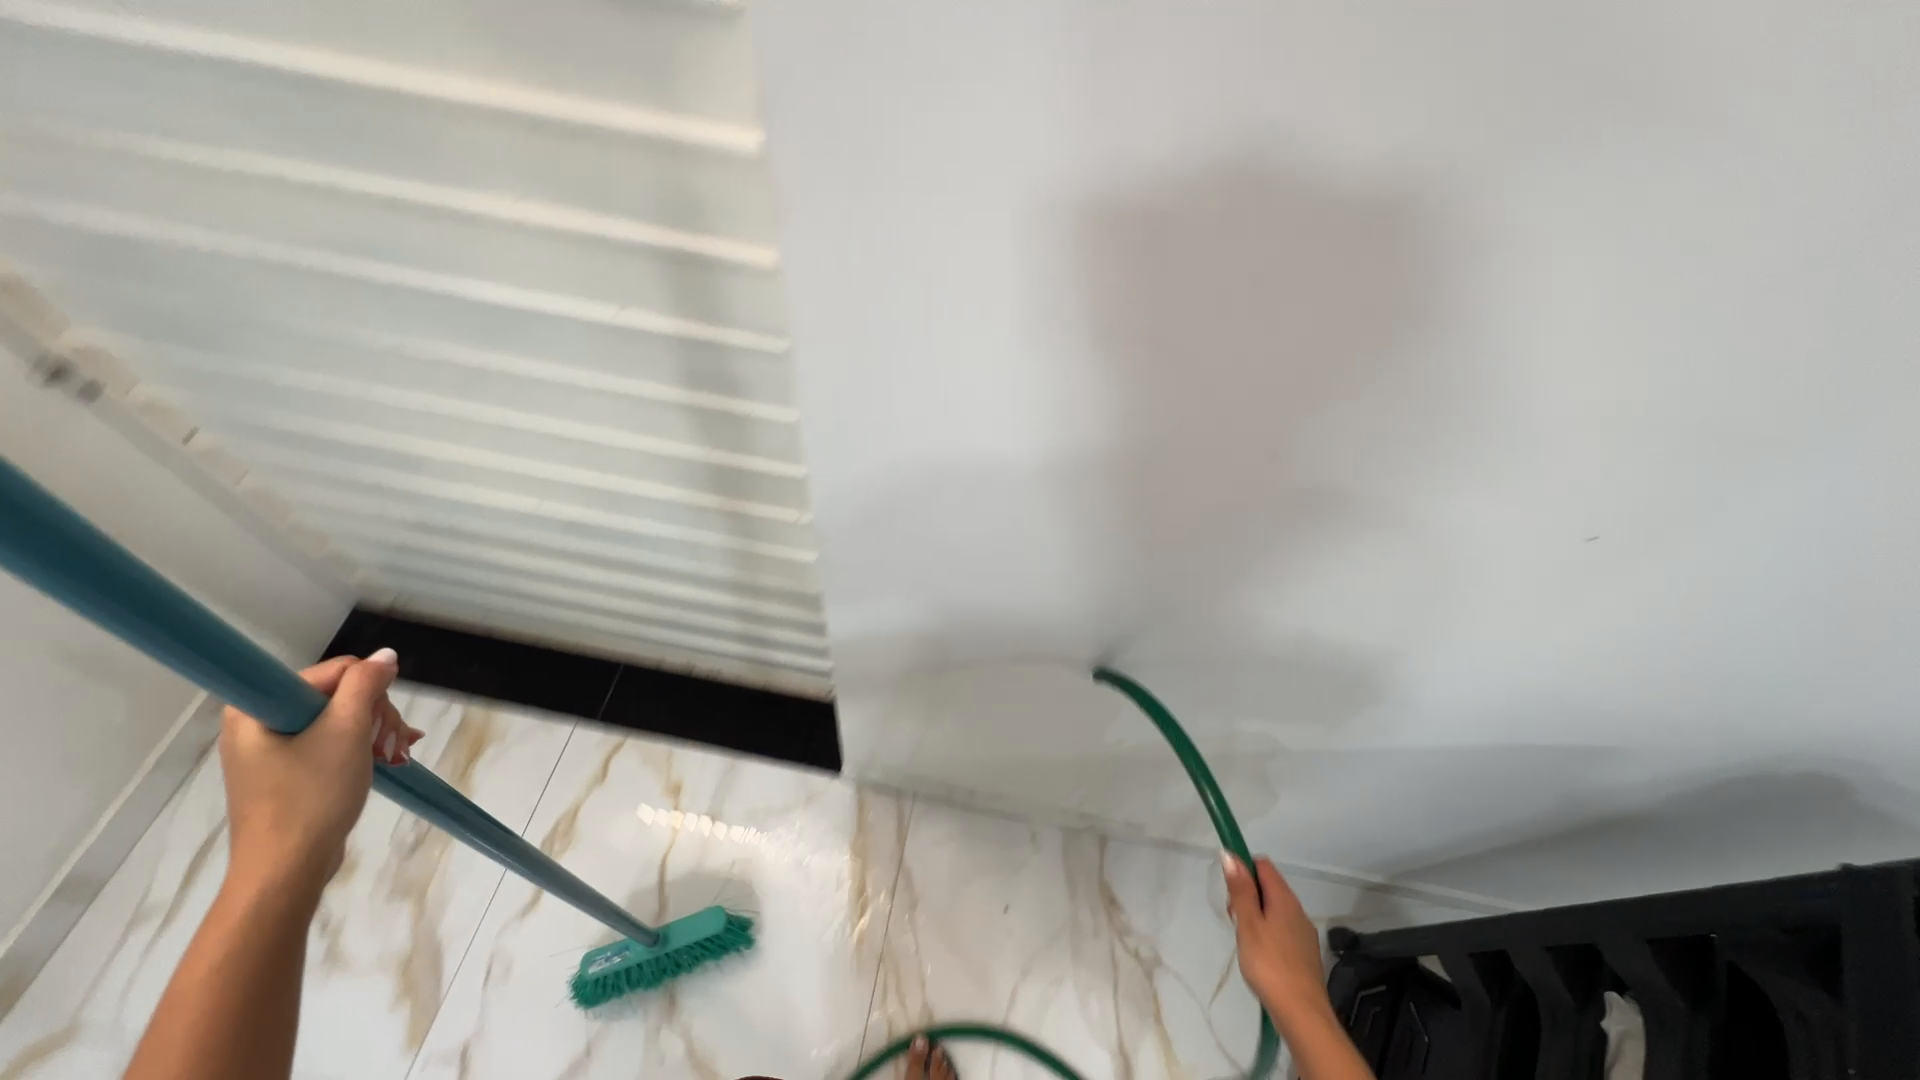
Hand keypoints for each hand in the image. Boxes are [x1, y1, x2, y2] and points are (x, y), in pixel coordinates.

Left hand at [218, 649, 419, 895]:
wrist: (287, 869)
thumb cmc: (311, 796)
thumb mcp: (346, 732)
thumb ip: (365, 686)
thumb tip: (385, 655)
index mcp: (258, 707)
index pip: (332, 672)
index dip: (367, 690)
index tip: (385, 722)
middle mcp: (258, 721)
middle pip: (337, 695)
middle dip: (376, 715)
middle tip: (397, 745)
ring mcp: (271, 749)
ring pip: (340, 719)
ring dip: (377, 732)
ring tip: (398, 756)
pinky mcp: (286, 771)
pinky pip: (331, 742)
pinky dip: (363, 747)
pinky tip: (389, 759)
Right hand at [1223, 853, 1333, 1021]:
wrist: (1301, 1011)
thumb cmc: (1268, 963)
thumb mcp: (1248, 923)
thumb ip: (1240, 890)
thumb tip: (1230, 855)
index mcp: (1284, 898)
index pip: (1262, 865)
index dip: (1242, 869)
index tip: (1229, 892)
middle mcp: (1297, 909)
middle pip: (1268, 887)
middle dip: (1247, 895)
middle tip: (1235, 920)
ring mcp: (1303, 932)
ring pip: (1274, 909)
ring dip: (1256, 915)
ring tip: (1245, 941)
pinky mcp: (1305, 952)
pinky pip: (1282, 928)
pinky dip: (1267, 932)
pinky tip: (1260, 955)